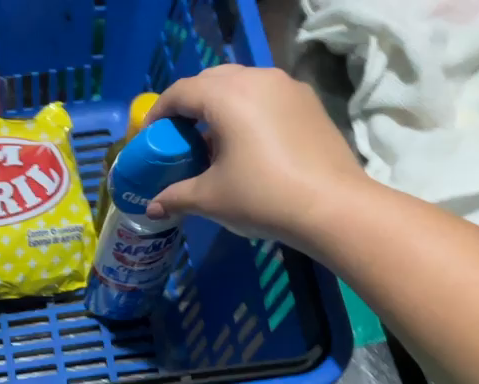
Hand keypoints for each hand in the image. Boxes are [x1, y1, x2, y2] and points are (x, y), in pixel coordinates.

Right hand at [145, 65, 368, 242]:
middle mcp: (257, 79)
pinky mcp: (306, 102)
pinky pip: (265, 97)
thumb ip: (177, 196)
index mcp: (228, 96)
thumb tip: (153, 208)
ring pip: (242, 85)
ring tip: (211, 140)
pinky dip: (246, 111)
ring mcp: (286, 87)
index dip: (159, 111)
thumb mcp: (211, 199)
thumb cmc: (261, 197)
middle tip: (179, 136)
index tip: (149, 136)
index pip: (182, 92)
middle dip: (189, 104)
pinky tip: (245, 144)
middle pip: (212, 81)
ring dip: (219, 106)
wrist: (329, 205)